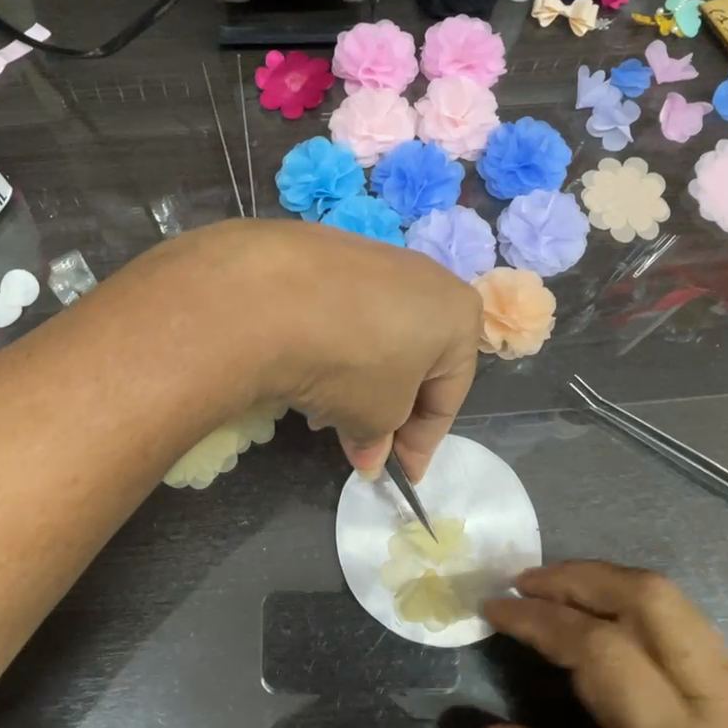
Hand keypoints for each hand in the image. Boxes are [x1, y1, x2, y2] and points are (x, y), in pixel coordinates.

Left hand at [160, 219, 481, 480]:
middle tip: (360, 448)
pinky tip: (301, 371)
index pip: (449, 393)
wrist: (270, 296)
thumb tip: (370, 456)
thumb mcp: (376, 416)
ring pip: (373, 335)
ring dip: (355, 380)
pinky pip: (339, 311)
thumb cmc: (351, 362)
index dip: (423, 443)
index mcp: (456, 313)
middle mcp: (424, 276)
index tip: (401, 475)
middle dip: (386, 410)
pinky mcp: (323, 252)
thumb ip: (379, 438)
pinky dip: (329, 346)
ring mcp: (371, 258)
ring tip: (322, 415)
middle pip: (412, 359)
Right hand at [478, 562, 727, 727]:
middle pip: (648, 597)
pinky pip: (692, 626)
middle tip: (522, 584)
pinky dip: (638, 607)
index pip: (601, 648)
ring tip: (555, 595)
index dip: (539, 619)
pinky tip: (609, 628)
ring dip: (608, 584)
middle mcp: (725, 700)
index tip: (492, 608)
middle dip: (578, 576)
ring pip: (674, 602)